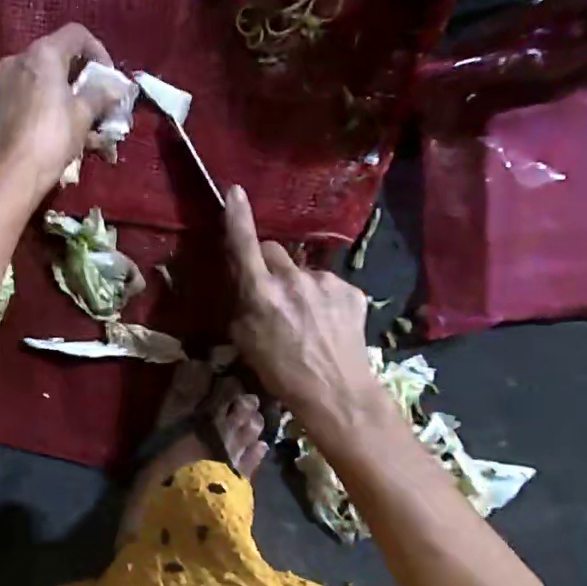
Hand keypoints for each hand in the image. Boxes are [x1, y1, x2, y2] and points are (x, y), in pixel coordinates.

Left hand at [0, 23, 113, 204]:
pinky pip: (20, 97)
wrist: (9, 173)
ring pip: (36, 80)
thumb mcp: (84, 115)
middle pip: (54, 58)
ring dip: (58, 95)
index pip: (77, 34)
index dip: (98, 52)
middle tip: (94, 103)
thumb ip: (100, 95)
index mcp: (42, 55)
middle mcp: (15, 59)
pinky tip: (47, 132)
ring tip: (73, 124)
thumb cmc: (52, 138)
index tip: (108, 79)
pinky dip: (38, 107)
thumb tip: (115, 87)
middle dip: (78, 78)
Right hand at [223, 184, 388, 440]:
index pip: (245, 246)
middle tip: (275, 296)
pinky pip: (329, 286)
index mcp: (262, 293)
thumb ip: (244, 306)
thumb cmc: (283, 374)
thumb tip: (247, 286)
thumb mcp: (247, 343)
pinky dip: (325, 299)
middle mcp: (294, 280)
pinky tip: (329, 325)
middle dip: (270, 267)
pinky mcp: (351, 291)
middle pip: (274, 253)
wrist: (337, 394)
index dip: (237, 218)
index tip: (235, 191)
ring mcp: (326, 283)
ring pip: (303, 272)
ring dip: (301, 287)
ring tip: (309, 322)